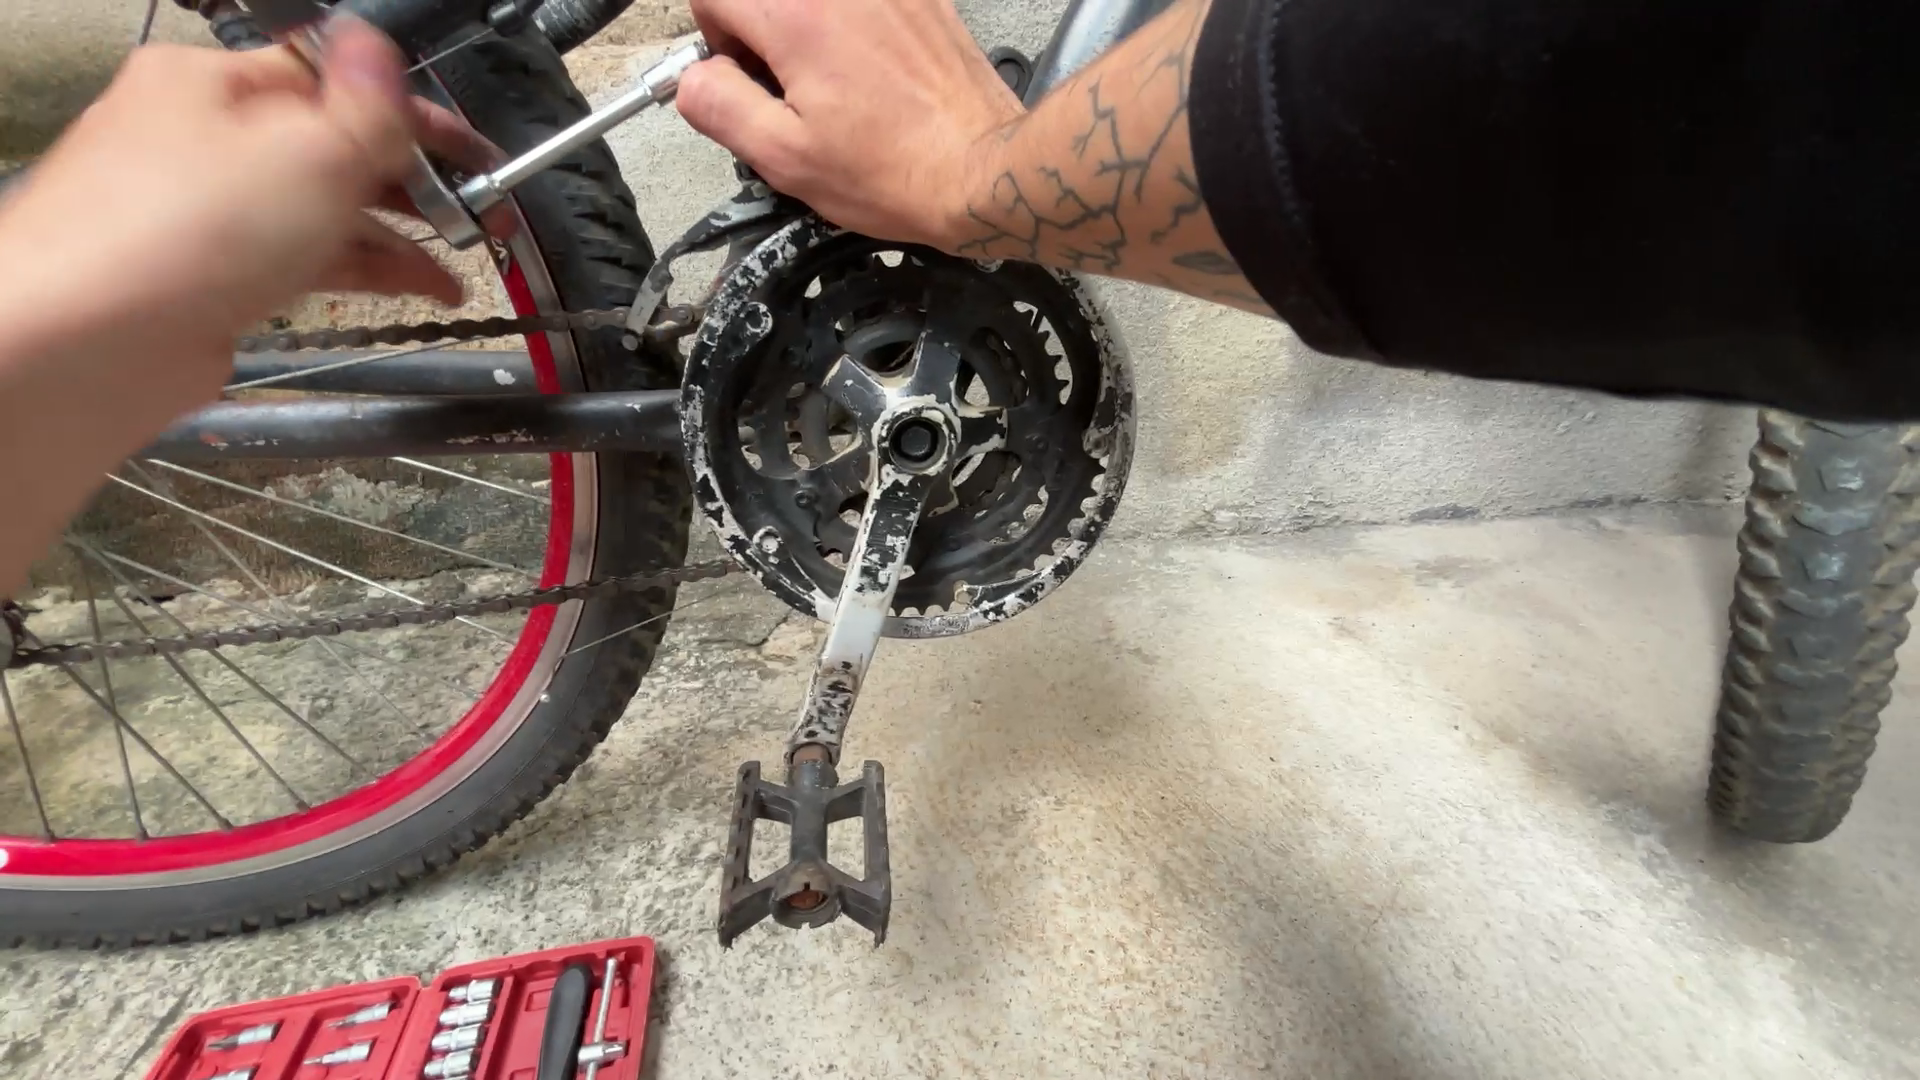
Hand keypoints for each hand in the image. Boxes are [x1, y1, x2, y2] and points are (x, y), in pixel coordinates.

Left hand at [0, 19, 494, 394]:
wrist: (101, 335)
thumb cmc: (198, 230)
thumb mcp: (309, 154)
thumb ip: (363, 105)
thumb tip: (380, 45)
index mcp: (222, 85)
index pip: (341, 83)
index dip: (420, 118)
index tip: (481, 158)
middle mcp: (220, 136)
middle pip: (346, 148)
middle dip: (425, 184)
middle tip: (487, 218)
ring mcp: (228, 204)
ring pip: (341, 207)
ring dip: (411, 235)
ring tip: (467, 265)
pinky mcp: (239, 263)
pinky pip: (325, 252)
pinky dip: (379, 267)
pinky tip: (428, 289)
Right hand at [675, 0, 1021, 250]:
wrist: (979, 173)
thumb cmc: (893, 173)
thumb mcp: (786, 159)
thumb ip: (720, 107)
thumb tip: (694, 79)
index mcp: (793, 12)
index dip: (718, 45)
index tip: (748, 84)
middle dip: (762, 36)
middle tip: (793, 95)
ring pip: (811, 1)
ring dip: (807, 34)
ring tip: (839, 91)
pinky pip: (860, 5)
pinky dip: (852, 30)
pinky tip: (875, 80)